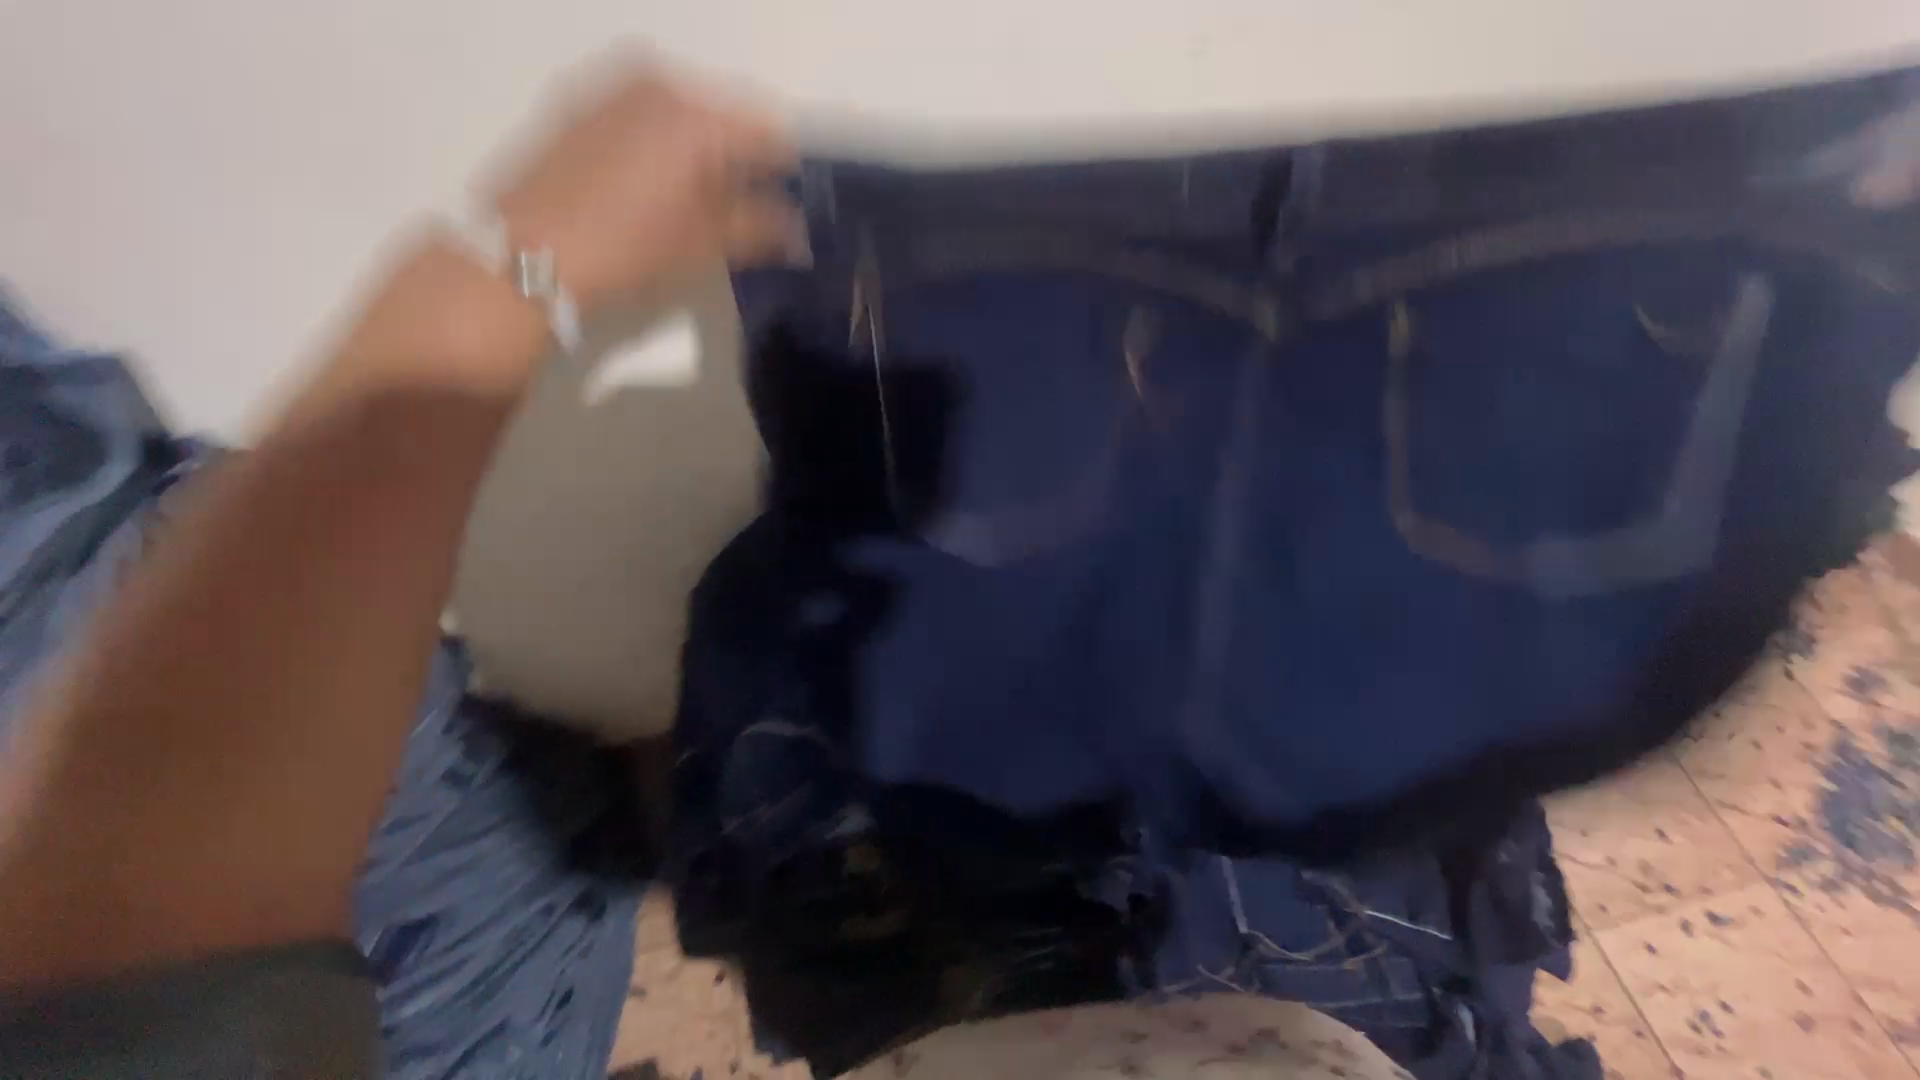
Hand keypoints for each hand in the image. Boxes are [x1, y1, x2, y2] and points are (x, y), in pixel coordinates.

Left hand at [490, 59, 801, 307]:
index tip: (794, 208)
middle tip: (750, 213)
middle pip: (726, 118)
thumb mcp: (704, 243)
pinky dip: (665, 148)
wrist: (526, 253)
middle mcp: (656, 82)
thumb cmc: (627, 245)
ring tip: (704, 208)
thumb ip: (762, 228)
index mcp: (695, 110)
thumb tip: (798, 231)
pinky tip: (659, 192)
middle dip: (744, 162)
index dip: (789, 171)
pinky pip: (646, 118)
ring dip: (704, 156)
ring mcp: (612, 89)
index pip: (769, 131)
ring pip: (685, 117)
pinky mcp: (580, 107)